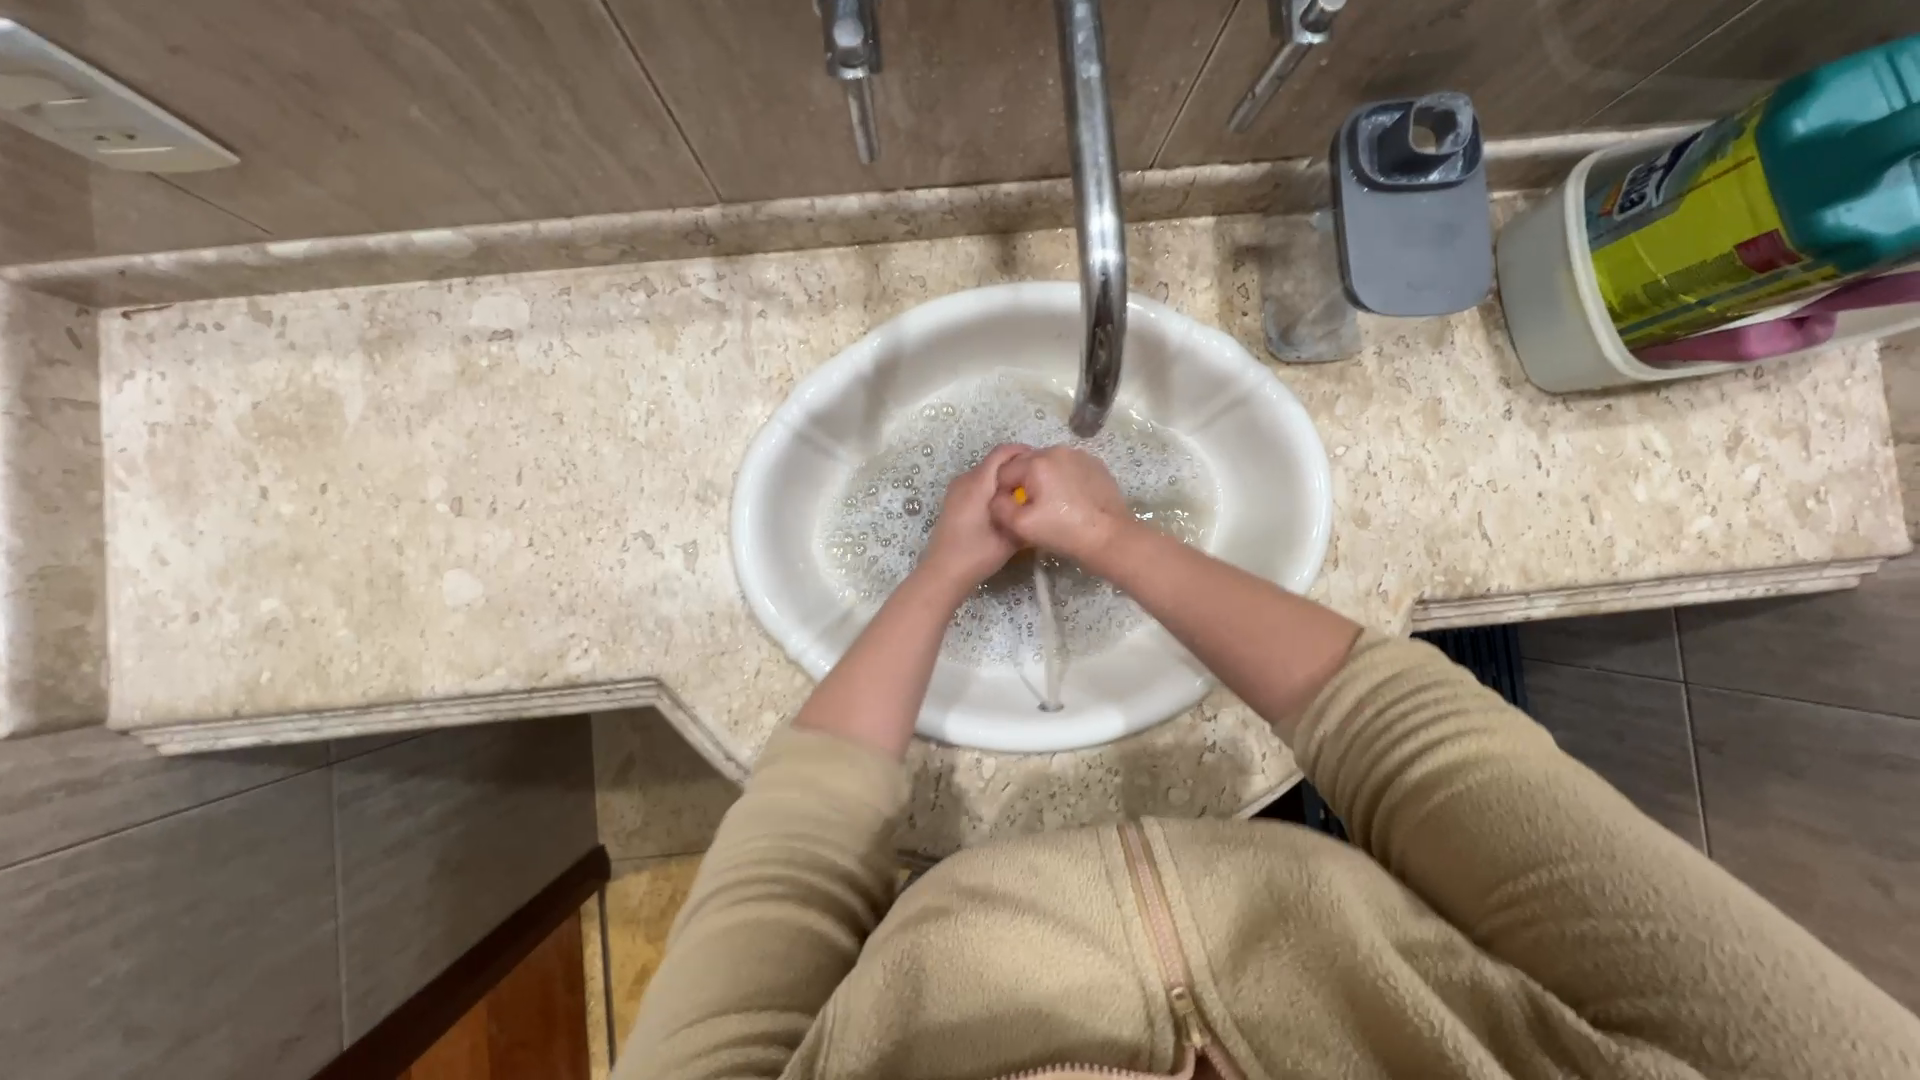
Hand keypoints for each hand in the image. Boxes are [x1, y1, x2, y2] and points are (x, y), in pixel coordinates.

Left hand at [917, 443, 1029, 592]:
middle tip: (1037, 483)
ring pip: (985, 474)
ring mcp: (956, 490)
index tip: (1040, 463)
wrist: (943, 573)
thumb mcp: (1009, 537)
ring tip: (1024, 495)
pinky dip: (992, 489)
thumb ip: (1024, 514)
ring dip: (1003, 480)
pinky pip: (977, 485)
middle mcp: (964, 480)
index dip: (1022, 452)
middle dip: (1015, 468)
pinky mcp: (954, 501)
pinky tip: (1005, 506)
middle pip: (993, 463)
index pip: (1001, 453)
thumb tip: (1038, 501)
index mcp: (977, 484)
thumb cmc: (976, 555)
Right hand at [989, 446, 1128, 565]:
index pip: (1004, 472)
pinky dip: (1065, 480)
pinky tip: (1072, 500)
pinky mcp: (1096, 464)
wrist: (1110, 537)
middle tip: (1036, 509)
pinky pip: (1069, 468)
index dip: (1005, 493)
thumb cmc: (1063, 532)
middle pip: (1027, 464)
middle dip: (1025, 484)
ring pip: (1049, 465)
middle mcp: (1057, 450)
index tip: (1017, 511)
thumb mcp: (1021, 526)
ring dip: (1045, 480)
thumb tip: (998, 497)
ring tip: (1055, 505)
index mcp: (1037, 462)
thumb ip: (999, 507)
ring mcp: (1079, 455)